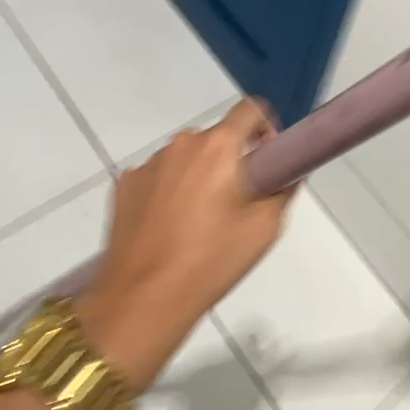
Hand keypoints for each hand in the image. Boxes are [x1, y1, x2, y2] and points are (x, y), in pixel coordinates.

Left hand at [75, 99, 295, 382]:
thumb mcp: (267, 227)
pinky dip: (168, 192)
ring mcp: (147, 164)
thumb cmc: (212, 260)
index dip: (265, 128)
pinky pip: (157, 178)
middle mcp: (182, 144)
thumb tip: (286, 174)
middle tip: (237, 201)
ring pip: (185, 158)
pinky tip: (168, 229)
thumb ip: (284, 189)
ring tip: (198, 221)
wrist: (142, 300)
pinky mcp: (123, 187)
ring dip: (198, 175)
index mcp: (219, 146)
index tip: (267, 160)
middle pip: (216, 137)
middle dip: (230, 159)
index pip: (250, 109)